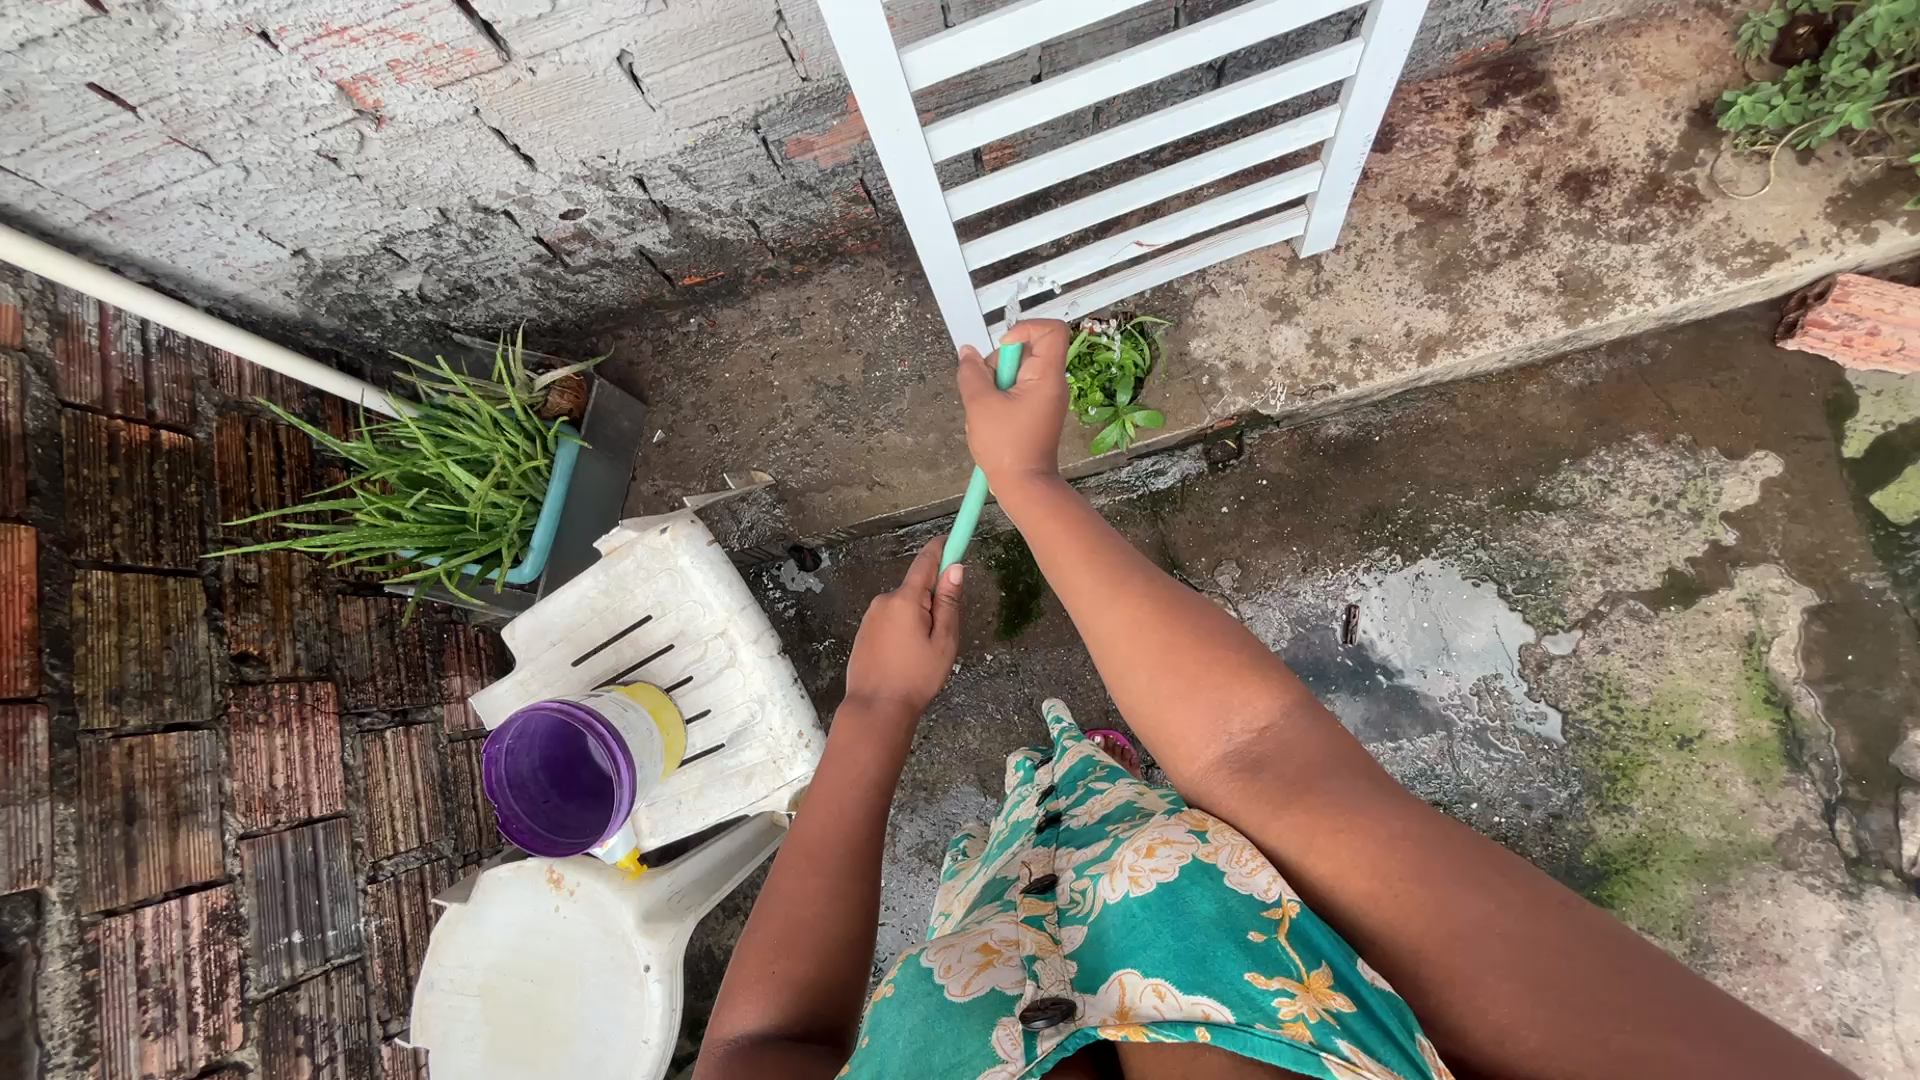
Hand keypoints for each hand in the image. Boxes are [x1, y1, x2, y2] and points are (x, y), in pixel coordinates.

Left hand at [843, 537, 964, 715]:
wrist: (875, 708)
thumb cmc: (916, 677)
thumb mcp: (943, 641)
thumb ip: (948, 603)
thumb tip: (954, 568)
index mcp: (905, 599)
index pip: (926, 561)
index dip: (942, 548)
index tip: (954, 540)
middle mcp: (884, 600)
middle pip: (916, 587)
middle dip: (932, 600)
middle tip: (943, 635)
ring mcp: (870, 616)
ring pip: (903, 607)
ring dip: (917, 619)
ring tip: (922, 654)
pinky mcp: (864, 632)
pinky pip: (890, 621)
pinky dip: (902, 631)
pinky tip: (905, 658)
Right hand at [957, 319, 1069, 489]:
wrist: (1024, 486)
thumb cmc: (1007, 449)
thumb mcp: (979, 405)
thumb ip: (971, 373)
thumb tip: (968, 354)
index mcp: (1046, 377)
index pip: (1052, 330)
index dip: (1025, 328)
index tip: (1003, 351)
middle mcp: (1051, 383)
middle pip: (1026, 349)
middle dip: (999, 364)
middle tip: (989, 389)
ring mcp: (1045, 398)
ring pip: (1017, 371)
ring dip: (995, 383)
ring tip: (988, 408)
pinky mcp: (1036, 410)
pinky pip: (1017, 389)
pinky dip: (1000, 397)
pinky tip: (992, 417)